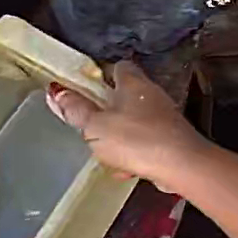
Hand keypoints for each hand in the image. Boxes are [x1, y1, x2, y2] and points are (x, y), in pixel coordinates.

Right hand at [45, 61, 210, 186]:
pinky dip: (135, 156)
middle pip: (125, 97)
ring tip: (108, 157)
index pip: (118, 66)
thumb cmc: (135, 140)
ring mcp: (165, 117)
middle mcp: (152, 94)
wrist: (181, 165)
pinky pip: (147, 143)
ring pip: (135, 123)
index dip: (101, 75)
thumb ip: (76, 109)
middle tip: (92, 128)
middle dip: (108, 113)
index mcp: (133, 83)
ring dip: (120, 140)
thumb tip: (55, 90)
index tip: (85, 90)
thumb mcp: (95, 126)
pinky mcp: (173, 139)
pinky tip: (127, 171)